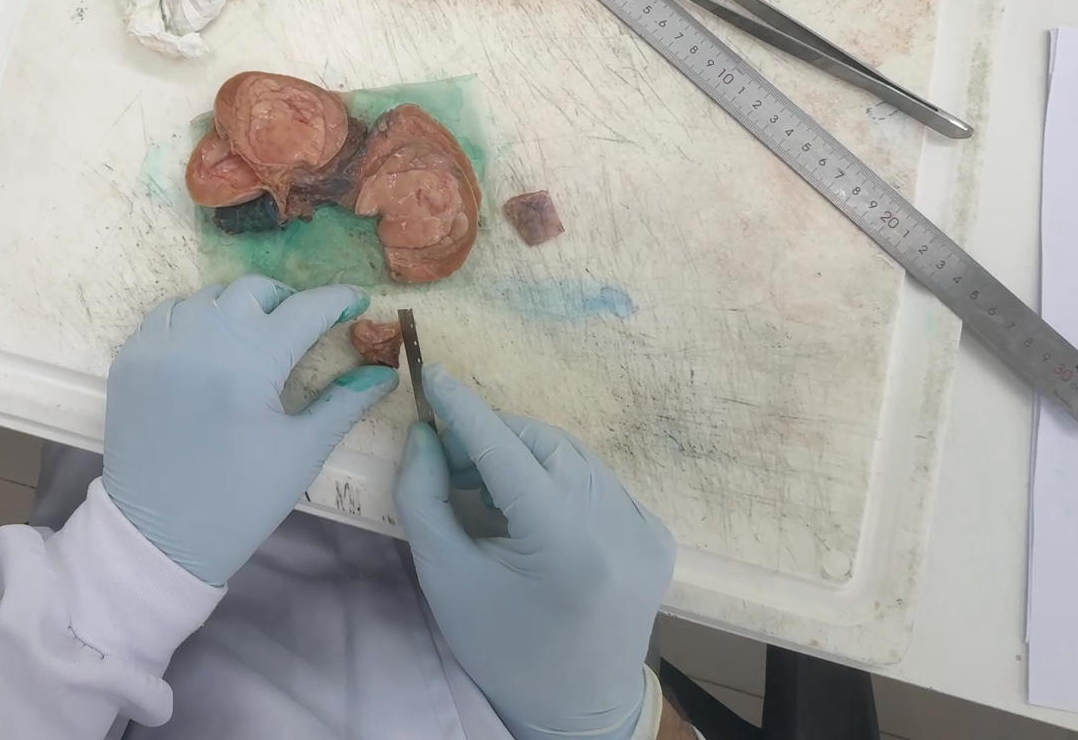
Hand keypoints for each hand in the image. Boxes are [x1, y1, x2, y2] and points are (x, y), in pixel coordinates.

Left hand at [103, 275, 397, 585]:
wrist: (159, 536)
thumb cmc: (240, 500)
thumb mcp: (301, 452)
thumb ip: (344, 403)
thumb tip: (385, 372)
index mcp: (250, 365)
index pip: (305, 310)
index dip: (337, 300)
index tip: (355, 301)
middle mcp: (202, 341)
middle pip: (254, 289)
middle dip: (285, 300)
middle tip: (299, 325)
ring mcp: (160, 345)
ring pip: (208, 295)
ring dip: (237, 306)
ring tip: (251, 336)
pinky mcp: (130, 357)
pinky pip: (166, 312)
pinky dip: (192, 316)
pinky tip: (205, 345)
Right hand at [395, 366, 675, 739]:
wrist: (578, 710)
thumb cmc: (498, 643)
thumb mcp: (441, 570)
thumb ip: (422, 492)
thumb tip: (426, 431)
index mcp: (563, 543)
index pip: (503, 450)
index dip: (464, 408)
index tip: (433, 372)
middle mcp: (616, 526)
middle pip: (537, 441)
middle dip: (487, 436)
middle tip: (449, 462)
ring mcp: (644, 529)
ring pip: (566, 452)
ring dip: (518, 452)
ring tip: (486, 488)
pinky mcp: (656, 535)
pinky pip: (591, 475)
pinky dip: (552, 473)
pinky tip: (531, 506)